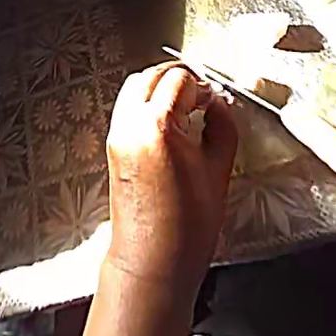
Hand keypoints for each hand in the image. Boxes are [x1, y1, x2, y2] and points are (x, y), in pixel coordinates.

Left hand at [104, 62, 238, 287]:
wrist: (152, 259)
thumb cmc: (187, 226)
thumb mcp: (219, 172)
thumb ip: (222, 128)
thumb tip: (219, 104)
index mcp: (159, 126)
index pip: (178, 80)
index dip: (201, 84)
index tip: (215, 98)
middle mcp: (131, 124)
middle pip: (151, 76)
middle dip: (178, 79)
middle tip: (202, 95)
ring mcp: (118, 133)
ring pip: (135, 87)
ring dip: (160, 87)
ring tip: (187, 106)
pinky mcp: (113, 144)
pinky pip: (128, 107)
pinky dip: (146, 102)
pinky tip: (168, 120)